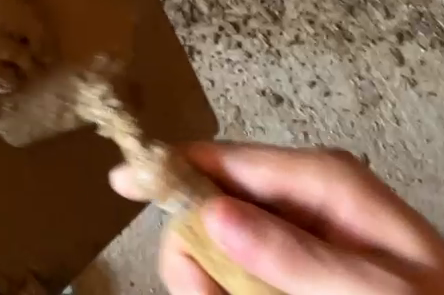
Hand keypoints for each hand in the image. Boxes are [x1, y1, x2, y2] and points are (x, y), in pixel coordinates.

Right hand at [110, 142, 443, 294]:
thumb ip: (295, 258)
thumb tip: (213, 212)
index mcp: (320, 179)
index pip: (223, 160)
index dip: (169, 167)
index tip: (123, 183)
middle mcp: (302, 194)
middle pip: (214, 201)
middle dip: (194, 246)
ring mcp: (302, 230)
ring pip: (223, 239)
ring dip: (212, 277)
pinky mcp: (302, 264)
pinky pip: (246, 267)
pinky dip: (231, 287)